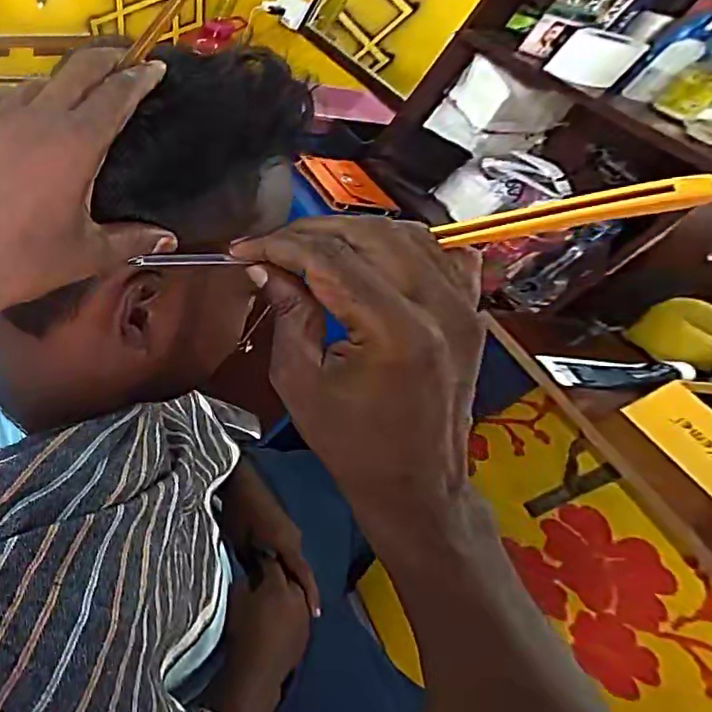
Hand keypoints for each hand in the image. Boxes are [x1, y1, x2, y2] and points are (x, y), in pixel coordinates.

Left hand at [0, 48, 175, 312]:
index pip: (117, 92)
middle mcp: (39, 117)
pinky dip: (11, 97)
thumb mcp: (84, 253)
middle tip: (123, 62)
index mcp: (76, 141)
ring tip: (71, 95)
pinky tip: (15, 114)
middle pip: (80, 67)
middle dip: (107, 58)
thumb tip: (167, 237)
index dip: (140, 76)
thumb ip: (129, 239)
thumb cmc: (22, 261)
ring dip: (60, 81)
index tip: (154, 67)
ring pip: (37, 81)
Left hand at [220, 462, 319, 616]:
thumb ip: (254, 566)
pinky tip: (276, 566)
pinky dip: (284, 559)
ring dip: (290, 571)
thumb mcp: (241, 543)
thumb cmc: (237, 512)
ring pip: (293, 556)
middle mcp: (295, 538)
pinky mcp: (282, 521)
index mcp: (289, 545)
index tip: (315, 614)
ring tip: (287, 590)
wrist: (238, 480)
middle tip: (298, 606)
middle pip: (300, 568)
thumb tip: (263, 586)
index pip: (304, 576)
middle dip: (300, 587)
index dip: (310, 596)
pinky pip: (288, 546)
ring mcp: (290, 528)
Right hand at [226, 550, 311, 683]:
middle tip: (266, 573)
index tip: (255, 554)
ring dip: (289, 591)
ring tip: (275, 593)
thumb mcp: (237, 597)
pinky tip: (282, 613)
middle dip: (280, 573)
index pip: (273, 563)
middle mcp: (298, 598)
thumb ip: (247, 581)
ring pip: (300, 595)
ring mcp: (306, 617)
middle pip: (291, 578)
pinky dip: (293, 608)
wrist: (259, 666)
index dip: (263, 557)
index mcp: (279, 587)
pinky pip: (302, 612)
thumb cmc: (243, 628)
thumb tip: (254, 575)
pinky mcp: (308, 634)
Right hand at [229, 218, 483, 553]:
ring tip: (306, 247)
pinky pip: (440, 252)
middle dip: (307, 231)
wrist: (415, 480)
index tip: (242, 250)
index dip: (277, 246)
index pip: (328, 258)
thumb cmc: (351, 441)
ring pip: (405, 232)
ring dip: (348, 231)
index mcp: (395, 331)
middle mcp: (439, 309)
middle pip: (368, 233)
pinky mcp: (469, 312)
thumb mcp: (298, 378)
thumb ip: (287, 313)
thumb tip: (266, 269)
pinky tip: (366, 255)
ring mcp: (463, 307)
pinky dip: (397, 243)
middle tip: (267, 246)